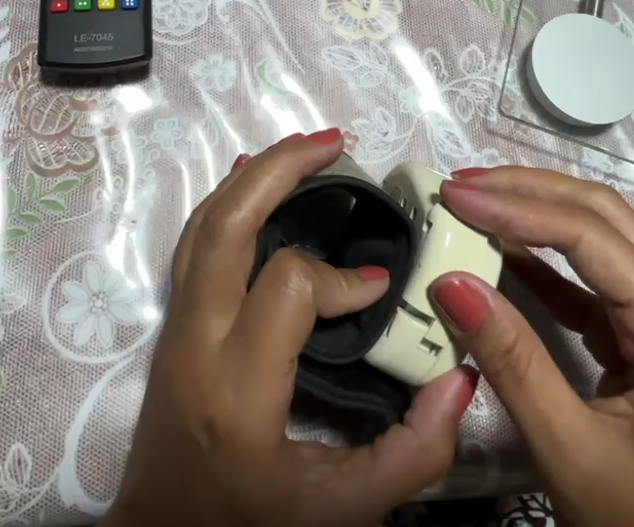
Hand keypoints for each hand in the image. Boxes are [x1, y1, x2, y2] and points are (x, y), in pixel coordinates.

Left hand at [104, 130, 478, 526]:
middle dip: (279, 171)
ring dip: (251, 176)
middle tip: (333, 143)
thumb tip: (460, 379)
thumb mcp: (343, 510)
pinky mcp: (172, 323)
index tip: (379, 287)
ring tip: (303, 149)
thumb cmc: (251, 526)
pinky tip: (250, 181)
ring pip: (201, 225)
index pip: (288, 288)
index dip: (340, 277)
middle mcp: (198, 341)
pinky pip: (193, 243)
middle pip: (226, 226)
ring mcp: (176, 326)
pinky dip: (224, 201)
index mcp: (239, 387)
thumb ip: (412, 452)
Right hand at [428, 167, 633, 526]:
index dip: (523, 209)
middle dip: (531, 191)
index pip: (597, 241)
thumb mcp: (570, 451)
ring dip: (537, 209)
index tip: (458, 198)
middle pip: (606, 218)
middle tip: (461, 186)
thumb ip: (512, 363)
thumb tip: (452, 283)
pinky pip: (589, 276)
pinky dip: (541, 253)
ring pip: (601, 235)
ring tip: (474, 200)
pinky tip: (498, 245)